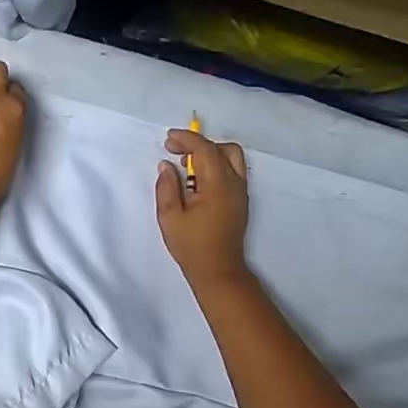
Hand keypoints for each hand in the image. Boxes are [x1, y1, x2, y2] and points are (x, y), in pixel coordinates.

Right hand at [155, 128, 250, 291]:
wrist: (218, 269)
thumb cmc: (191, 245)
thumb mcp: (169, 216)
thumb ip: (167, 187)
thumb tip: (166, 166)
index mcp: (217, 185)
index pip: (204, 149)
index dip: (186, 139)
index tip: (168, 138)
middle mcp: (234, 183)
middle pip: (223, 148)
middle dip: (198, 143)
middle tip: (175, 150)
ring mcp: (241, 191)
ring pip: (232, 157)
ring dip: (210, 153)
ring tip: (186, 164)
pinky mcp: (241, 199)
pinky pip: (233, 170)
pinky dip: (216, 164)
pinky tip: (197, 178)